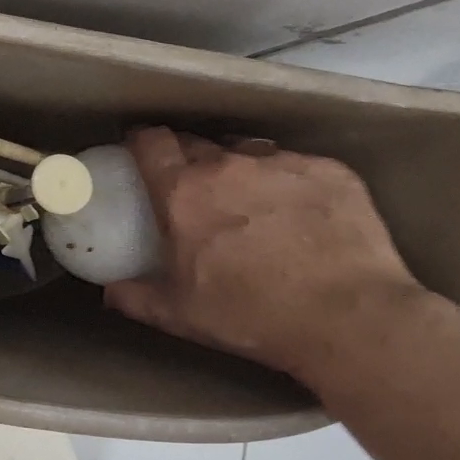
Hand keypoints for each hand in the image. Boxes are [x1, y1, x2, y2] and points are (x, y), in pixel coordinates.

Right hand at [103, 127, 439, 383]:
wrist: (349, 318)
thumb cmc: (251, 316)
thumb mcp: (180, 314)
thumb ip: (137, 297)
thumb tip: (110, 291)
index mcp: (183, 193)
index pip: (151, 144)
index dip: (142, 142)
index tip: (140, 149)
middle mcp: (229, 165)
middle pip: (197, 143)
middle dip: (188, 158)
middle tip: (192, 186)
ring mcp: (282, 164)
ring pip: (248, 150)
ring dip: (239, 167)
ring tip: (249, 197)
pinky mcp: (330, 171)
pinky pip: (298, 165)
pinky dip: (289, 181)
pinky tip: (299, 212)